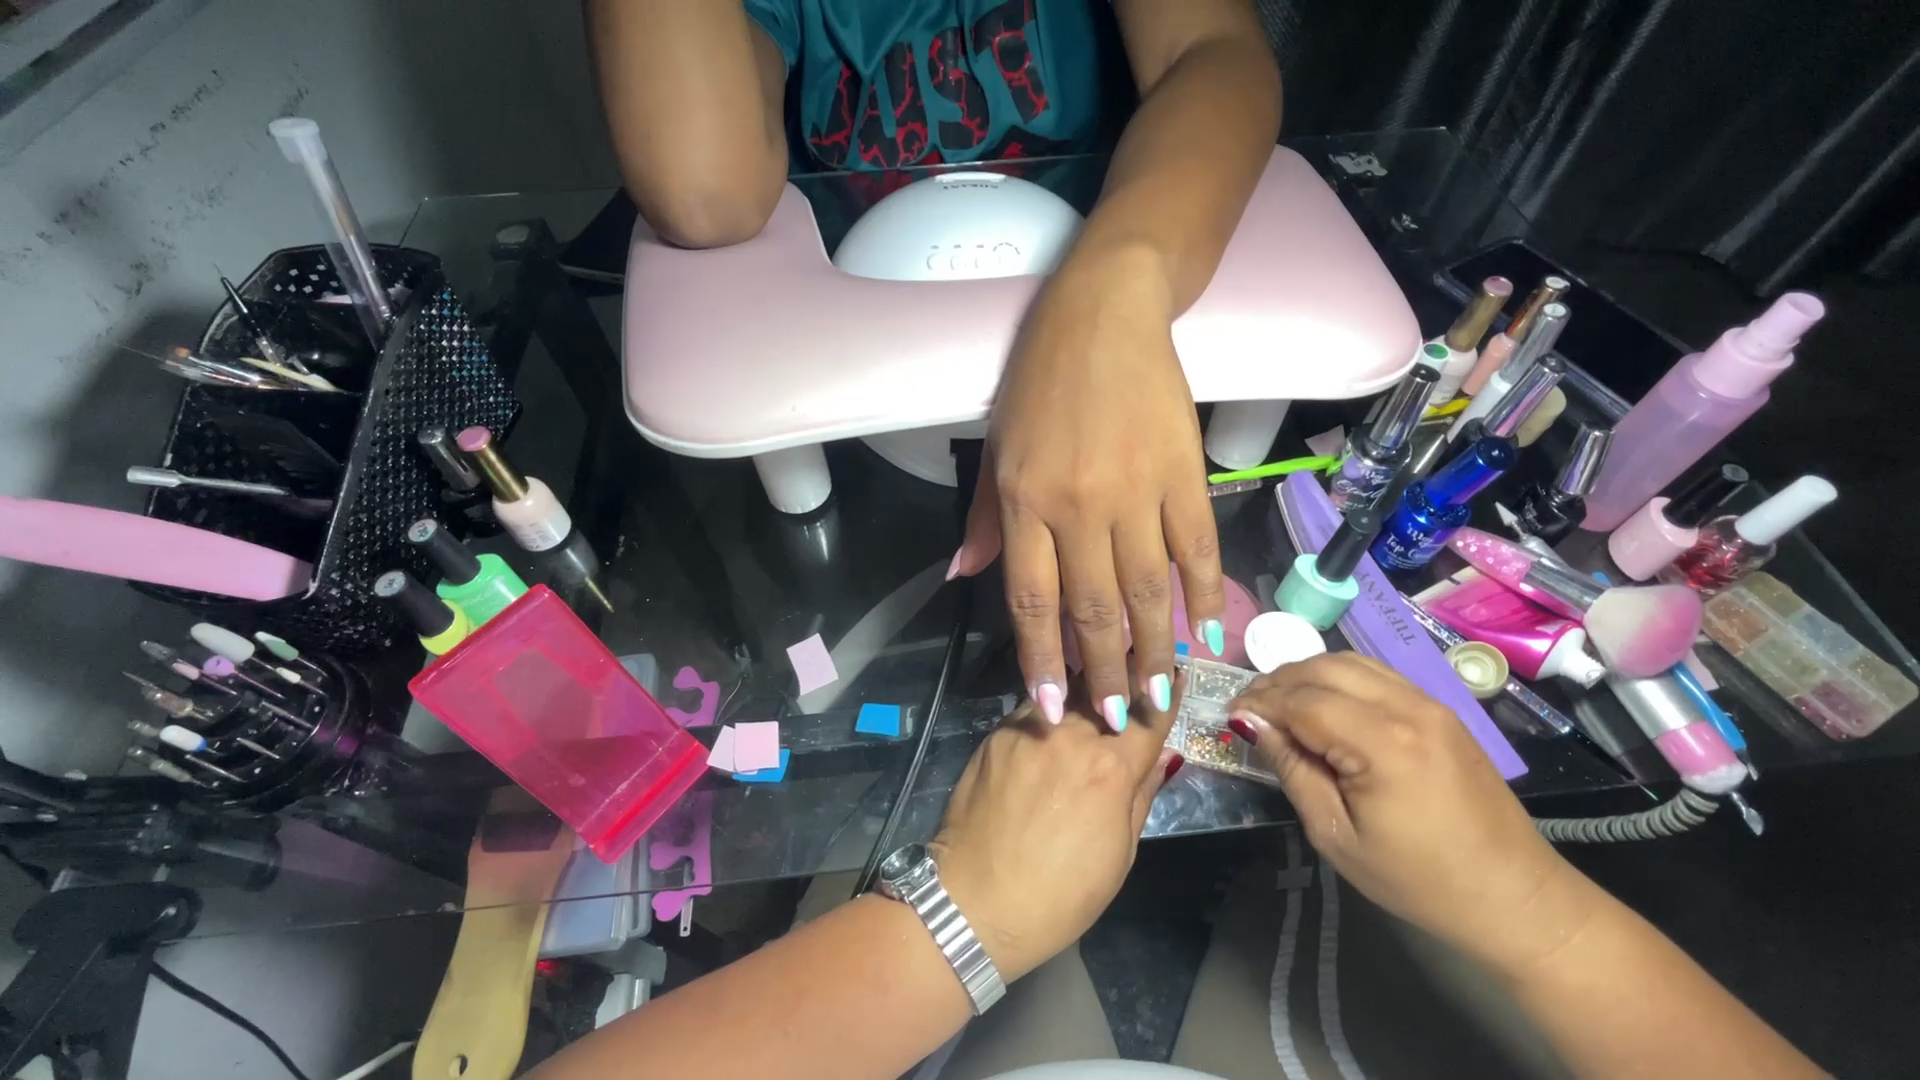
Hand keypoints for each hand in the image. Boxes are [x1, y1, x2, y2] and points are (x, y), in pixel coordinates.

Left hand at [930, 686, 1183, 980]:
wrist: (974, 902)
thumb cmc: (1059, 895)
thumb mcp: (1119, 855)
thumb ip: (1141, 796)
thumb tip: (1162, 756)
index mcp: (1111, 769)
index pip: (1149, 716)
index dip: (1166, 693)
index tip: (1177, 672)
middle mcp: (1071, 736)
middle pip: (1107, 692)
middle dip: (1125, 679)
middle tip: (1135, 670)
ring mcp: (1029, 730)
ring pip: (1067, 692)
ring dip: (1085, 687)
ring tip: (1095, 682)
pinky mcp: (996, 734)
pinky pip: (1033, 708)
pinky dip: (1050, 707)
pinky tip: (1053, 716)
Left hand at [950, 251, 1224, 734]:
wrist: (1107, 314)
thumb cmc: (1040, 380)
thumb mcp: (997, 445)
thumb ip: (986, 517)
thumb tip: (962, 574)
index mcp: (1026, 501)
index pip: (1031, 600)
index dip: (1042, 660)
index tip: (1054, 708)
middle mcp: (1080, 507)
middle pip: (1092, 608)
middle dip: (1103, 670)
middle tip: (1114, 718)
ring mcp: (1139, 492)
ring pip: (1146, 589)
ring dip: (1152, 649)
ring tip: (1157, 695)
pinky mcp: (1186, 474)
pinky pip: (1196, 548)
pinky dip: (1204, 594)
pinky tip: (1206, 633)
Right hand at [1227, 655, 1596, 972]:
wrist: (1513, 895)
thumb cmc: (1419, 879)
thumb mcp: (1336, 836)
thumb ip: (1293, 770)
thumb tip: (1253, 725)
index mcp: (1384, 744)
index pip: (1303, 700)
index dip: (1260, 703)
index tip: (1229, 716)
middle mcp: (1408, 708)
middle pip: (1323, 668)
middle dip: (1277, 681)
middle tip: (1249, 709)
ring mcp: (1430, 703)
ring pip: (1350, 662)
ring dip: (1306, 674)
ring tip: (1278, 703)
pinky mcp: (1441, 710)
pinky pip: (1377, 674)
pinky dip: (1338, 677)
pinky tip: (1321, 703)